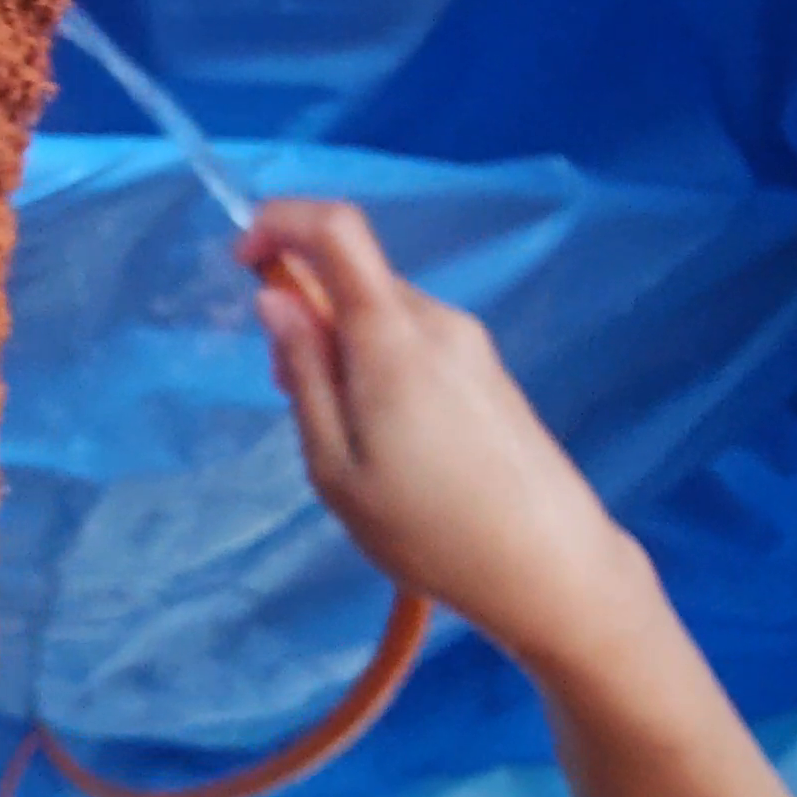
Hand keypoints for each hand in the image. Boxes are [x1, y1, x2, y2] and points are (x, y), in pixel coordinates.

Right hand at [238, 201, 663, 668]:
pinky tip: (382, 430)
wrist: (553, 572)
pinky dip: (370, 358)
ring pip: (376, 311)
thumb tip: (274, 298)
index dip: (281, 223)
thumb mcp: (334, 465)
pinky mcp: (483, 367)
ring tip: (338, 428)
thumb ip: (303, 372)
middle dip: (302, 312)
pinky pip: (408, 336)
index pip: (337, 230)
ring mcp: (468, 342)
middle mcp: (436, 321)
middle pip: (351, 277)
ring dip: (335, 342)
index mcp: (393, 338)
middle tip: (290, 392)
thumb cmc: (425, 530)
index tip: (243, 263)